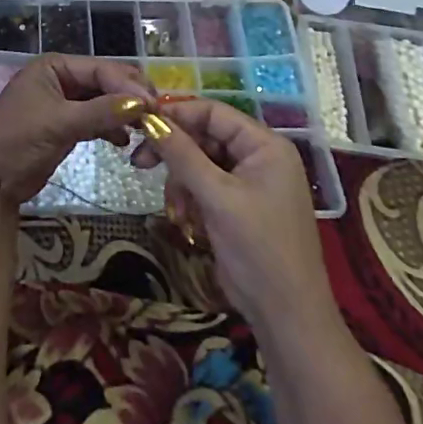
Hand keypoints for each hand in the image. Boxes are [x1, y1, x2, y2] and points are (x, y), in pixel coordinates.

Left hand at [0, 54, 155, 208]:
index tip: (154, 106)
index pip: (101, 69)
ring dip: (125, 113)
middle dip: (130, 97)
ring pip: (105, 102)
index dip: (129, 85)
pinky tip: (125, 142)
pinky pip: (98, 120)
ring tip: (146, 130)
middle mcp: (60, 79)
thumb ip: (102, 111)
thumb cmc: (17, 141)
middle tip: (157, 115)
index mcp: (54, 66)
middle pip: (106, 82)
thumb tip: (144, 104)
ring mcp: (64, 103)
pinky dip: (112, 128)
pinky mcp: (66, 127)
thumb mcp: (59, 123)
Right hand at [133, 100, 337, 327]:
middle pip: (203, 137)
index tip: (139, 123)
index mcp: (265, 146)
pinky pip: (202, 186)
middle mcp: (258, 157)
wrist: (284, 310)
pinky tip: (185, 221)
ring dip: (179, 183)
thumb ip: (182, 154)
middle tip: (138, 162)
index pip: (213, 112)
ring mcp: (247, 182)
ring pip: (198, 163)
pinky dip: (189, 199)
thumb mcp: (216, 196)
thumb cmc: (257, 246)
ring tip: (174, 209)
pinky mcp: (235, 204)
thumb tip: (149, 119)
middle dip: (173, 152)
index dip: (176, 114)